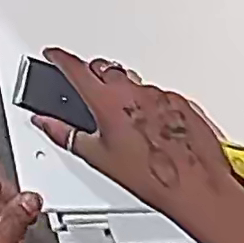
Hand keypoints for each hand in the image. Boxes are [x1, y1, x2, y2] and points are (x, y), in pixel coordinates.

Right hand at [31, 48, 243, 226]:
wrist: (199, 188)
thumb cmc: (152, 177)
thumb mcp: (98, 158)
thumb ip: (65, 134)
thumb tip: (45, 122)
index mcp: (106, 100)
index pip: (75, 67)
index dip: (60, 57)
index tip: (54, 54)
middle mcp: (131, 89)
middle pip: (103, 67)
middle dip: (91, 73)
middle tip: (88, 90)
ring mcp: (157, 93)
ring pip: (130, 79)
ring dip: (121, 89)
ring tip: (123, 116)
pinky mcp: (179, 100)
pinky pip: (156, 93)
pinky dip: (148, 103)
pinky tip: (150, 125)